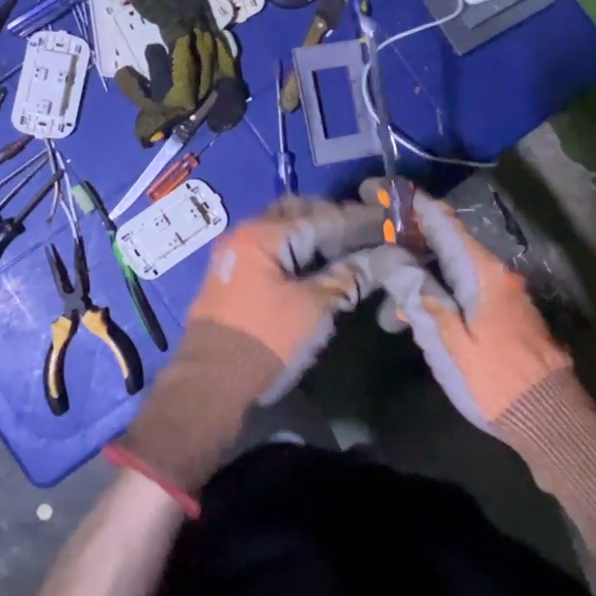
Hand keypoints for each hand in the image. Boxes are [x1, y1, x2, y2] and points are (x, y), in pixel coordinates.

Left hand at [107, 198, 381, 512]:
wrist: (209, 382)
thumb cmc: (264, 340)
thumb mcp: (313, 309)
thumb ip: (345, 277)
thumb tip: (375, 260)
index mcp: (263, 234)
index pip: (320, 218)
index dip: (357, 220)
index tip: (385, 220)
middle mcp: (244, 233)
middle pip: (296, 214)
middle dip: (332, 220)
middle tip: (365, 231)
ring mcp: (235, 254)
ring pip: (282, 231)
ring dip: (313, 235)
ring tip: (347, 247)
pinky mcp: (232, 276)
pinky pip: (271, 250)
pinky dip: (296, 251)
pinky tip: (318, 265)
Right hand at [355, 182, 595, 581]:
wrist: (548, 421)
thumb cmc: (494, 380)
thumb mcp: (447, 340)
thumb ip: (418, 294)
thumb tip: (392, 258)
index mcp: (481, 271)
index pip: (441, 221)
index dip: (408, 202)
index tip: (377, 189)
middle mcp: (496, 273)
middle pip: (445, 242)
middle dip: (407, 241)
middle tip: (371, 247)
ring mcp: (503, 294)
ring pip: (452, 269)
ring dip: (419, 276)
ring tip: (388, 306)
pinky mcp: (505, 314)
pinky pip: (464, 289)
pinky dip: (437, 293)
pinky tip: (416, 318)